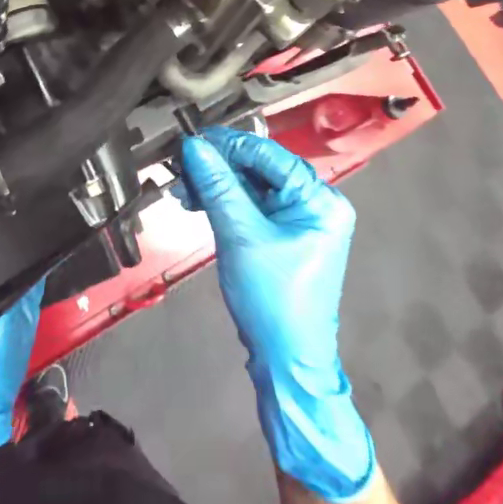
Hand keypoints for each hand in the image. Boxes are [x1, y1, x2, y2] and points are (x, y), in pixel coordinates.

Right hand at [180, 127, 375, 501]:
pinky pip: (257, 207)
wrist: (287, 362)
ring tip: (184, 190)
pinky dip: (229, 203)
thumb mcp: (240, 237)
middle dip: (220, 168)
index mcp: (320, 199)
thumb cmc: (271, 299)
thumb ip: (218, 187)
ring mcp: (304, 220)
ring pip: (256, 187)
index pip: (270, 155)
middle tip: (182, 169)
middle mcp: (318, 203)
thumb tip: (194, 146)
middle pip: (263, 169)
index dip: (228, 145)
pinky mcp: (288, 235)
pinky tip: (201, 202)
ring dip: (220, 186)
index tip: (192, 140)